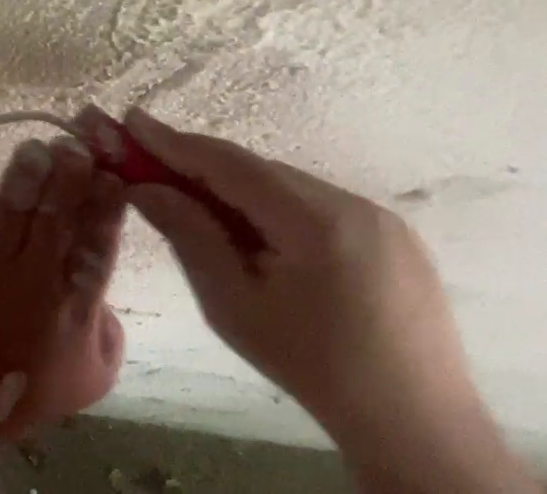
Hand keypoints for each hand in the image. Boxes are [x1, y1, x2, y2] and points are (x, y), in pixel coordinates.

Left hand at [0, 136, 126, 433]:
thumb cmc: (36, 385)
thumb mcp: (97, 369)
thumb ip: (107, 325)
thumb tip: (104, 288)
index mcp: (77, 303)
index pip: (97, 248)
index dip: (106, 210)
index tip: (115, 174)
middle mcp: (37, 277)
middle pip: (56, 219)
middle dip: (67, 179)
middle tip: (75, 144)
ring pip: (12, 214)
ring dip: (22, 178)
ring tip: (32, 147)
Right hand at [121, 108, 540, 491]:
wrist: (418, 424)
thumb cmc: (311, 365)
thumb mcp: (231, 303)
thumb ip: (187, 234)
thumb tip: (143, 185)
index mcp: (315, 222)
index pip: (228, 163)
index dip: (172, 141)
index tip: (128, 121)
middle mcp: (353, 205)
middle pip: (256, 169)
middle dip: (198, 164)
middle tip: (146, 166)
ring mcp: (380, 219)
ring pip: (284, 184)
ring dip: (233, 186)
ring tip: (192, 203)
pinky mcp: (393, 236)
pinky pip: (314, 203)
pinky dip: (270, 204)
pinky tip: (249, 231)